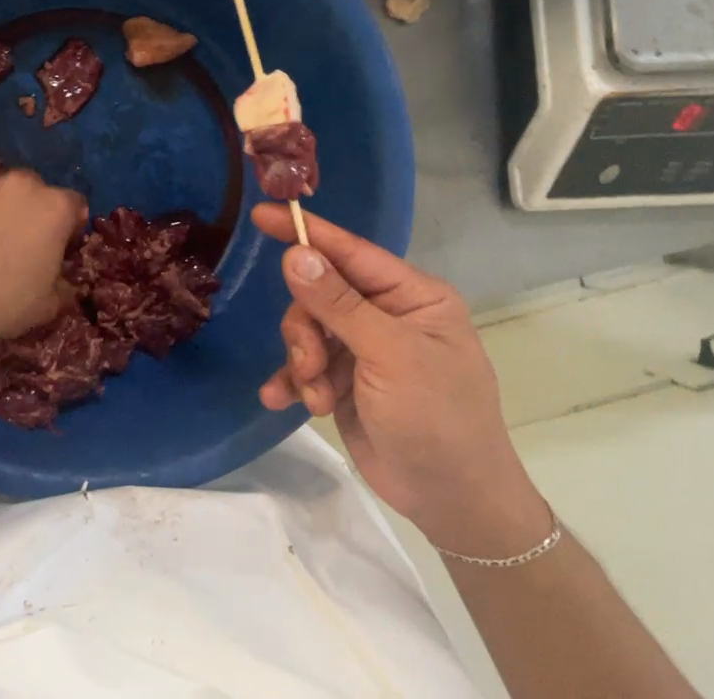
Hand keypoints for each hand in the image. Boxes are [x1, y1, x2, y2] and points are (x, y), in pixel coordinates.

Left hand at [0, 170, 85, 352]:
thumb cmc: (4, 302)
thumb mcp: (47, 306)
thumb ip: (62, 288)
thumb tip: (63, 285)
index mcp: (55, 208)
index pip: (75, 205)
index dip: (69, 226)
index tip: (59, 245)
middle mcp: (22, 185)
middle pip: (35, 190)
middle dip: (32, 211)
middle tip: (20, 242)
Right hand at [252, 205, 551, 558]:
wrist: (452, 500)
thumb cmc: (437, 418)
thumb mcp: (389, 355)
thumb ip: (338, 304)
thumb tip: (296, 254)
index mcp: (413, 296)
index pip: (351, 252)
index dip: (307, 233)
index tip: (262, 213)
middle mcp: (388, 315)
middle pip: (320, 295)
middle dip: (306, 330)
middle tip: (310, 365)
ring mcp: (365, 349)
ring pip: (307, 331)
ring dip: (302, 363)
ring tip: (315, 397)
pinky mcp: (346, 382)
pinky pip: (305, 367)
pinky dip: (293, 382)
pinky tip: (280, 402)